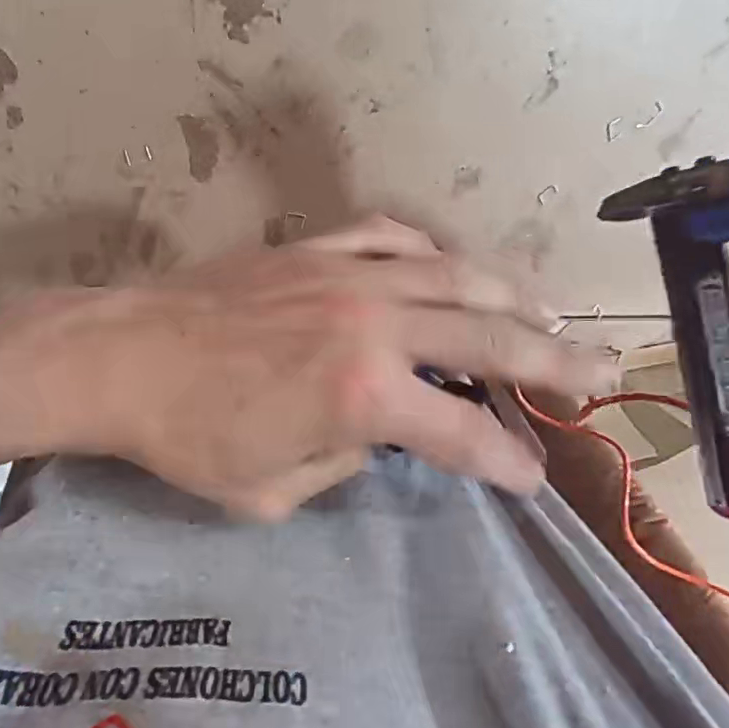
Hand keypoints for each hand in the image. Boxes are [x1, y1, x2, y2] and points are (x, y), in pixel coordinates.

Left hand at [41, 216, 619, 519]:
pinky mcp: (314, 248)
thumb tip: (384, 436)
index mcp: (364, 394)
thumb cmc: (189, 437)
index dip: (507, 460)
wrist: (123, 356)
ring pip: (454, 273)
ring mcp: (346, 274)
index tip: (532, 475)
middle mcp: (373, 323)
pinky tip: (449, 262)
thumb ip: (346, 464)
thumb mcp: (272, 491)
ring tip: (551, 310)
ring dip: (512, 292)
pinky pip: (390, 236)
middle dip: (556, 358)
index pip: (464, 433)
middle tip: (605, 368)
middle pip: (489, 335)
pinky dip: (430, 250)